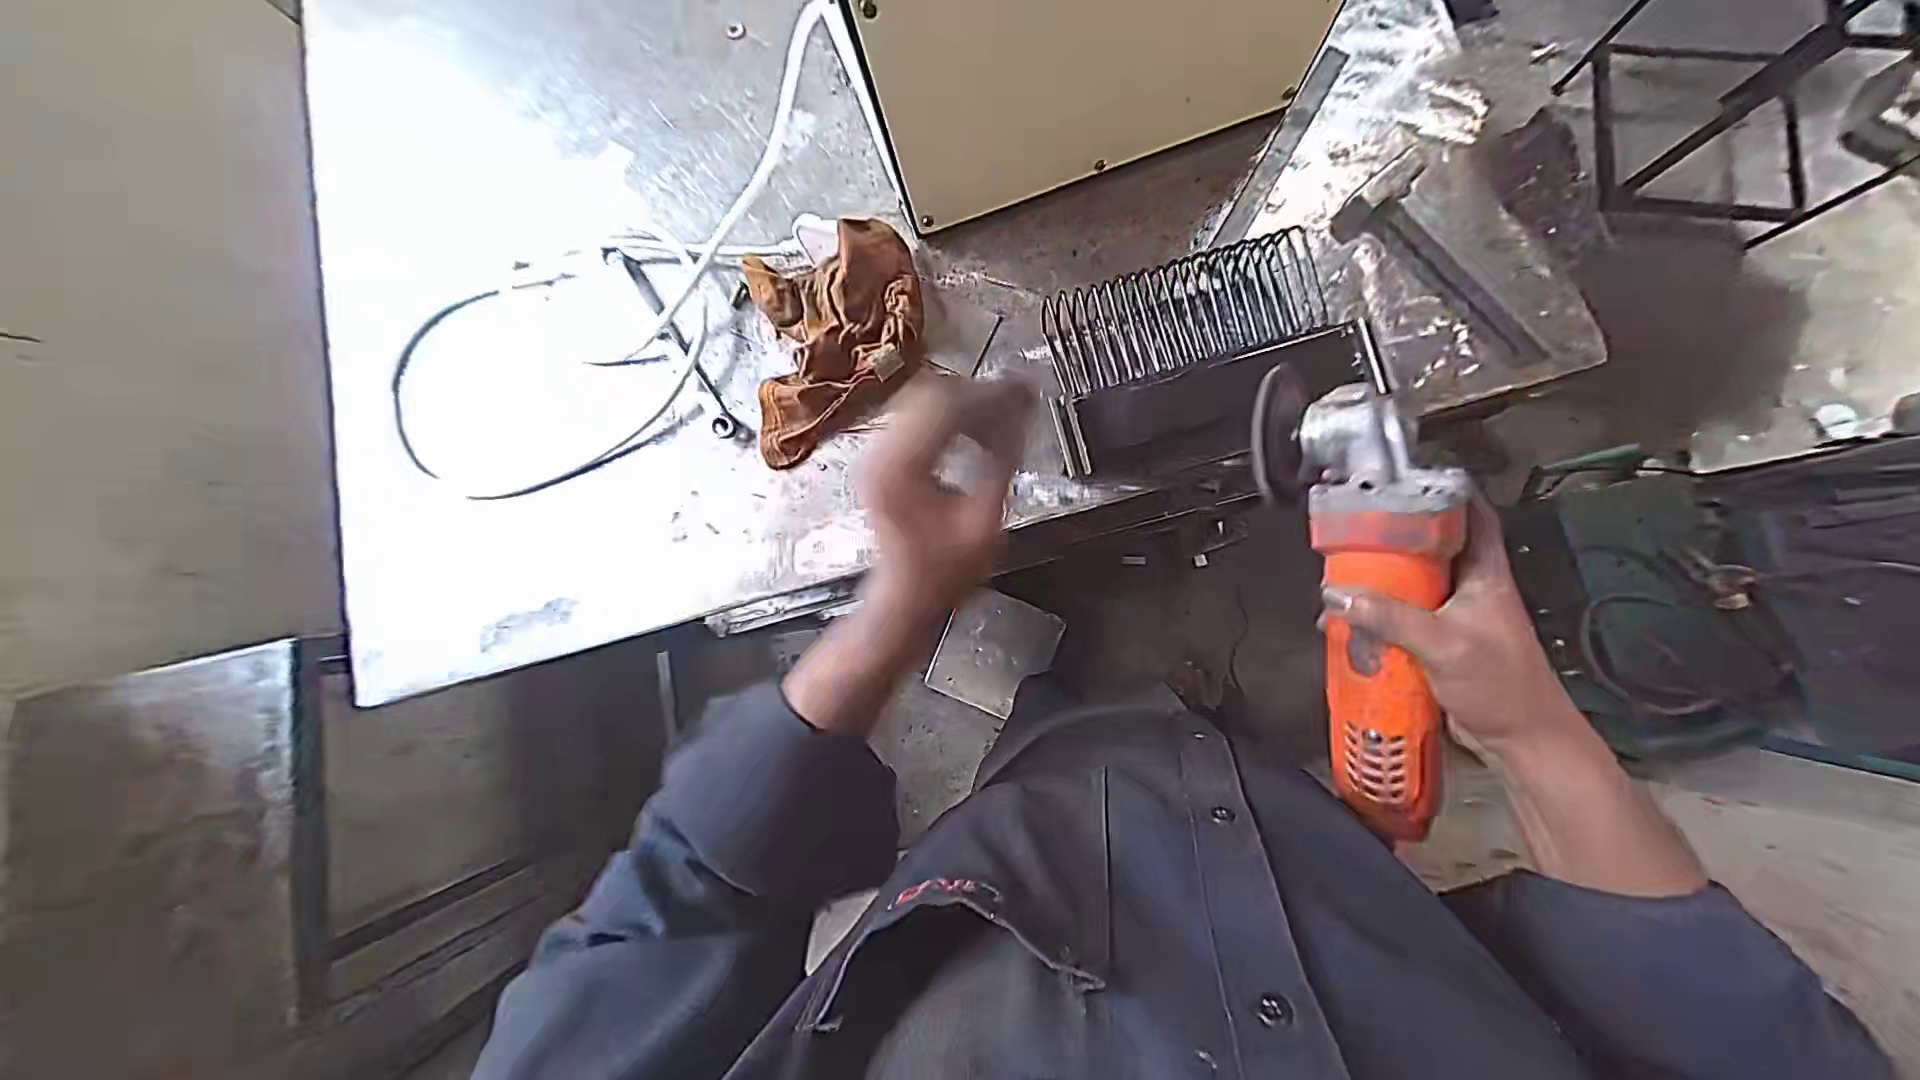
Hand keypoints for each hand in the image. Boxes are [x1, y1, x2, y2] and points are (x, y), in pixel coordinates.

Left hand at [856, 375, 1034, 621]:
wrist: (907, 595)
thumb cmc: (942, 572)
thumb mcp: (984, 522)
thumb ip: (1002, 465)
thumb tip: (1020, 419)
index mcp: (901, 470)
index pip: (948, 406)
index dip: (992, 394)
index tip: (1024, 392)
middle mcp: (878, 454)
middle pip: (931, 393)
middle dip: (978, 393)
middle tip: (1015, 400)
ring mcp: (874, 454)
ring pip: (922, 399)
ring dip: (964, 401)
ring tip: (999, 413)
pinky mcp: (879, 458)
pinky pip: (915, 416)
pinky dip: (948, 415)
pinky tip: (974, 428)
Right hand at [1325, 494, 1706, 894]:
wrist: (1521, 741)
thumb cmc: (1502, 686)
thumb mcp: (1446, 645)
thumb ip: (1392, 619)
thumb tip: (1336, 596)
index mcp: (1485, 577)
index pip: (1473, 519)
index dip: (1448, 494)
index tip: (1411, 480)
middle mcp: (1468, 590)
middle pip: (1428, 549)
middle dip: (1392, 538)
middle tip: (1355, 528)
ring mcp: (1451, 617)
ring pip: (1408, 584)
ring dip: (1376, 580)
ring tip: (1340, 572)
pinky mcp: (1434, 643)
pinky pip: (1396, 617)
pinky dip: (1371, 615)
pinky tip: (1346, 620)